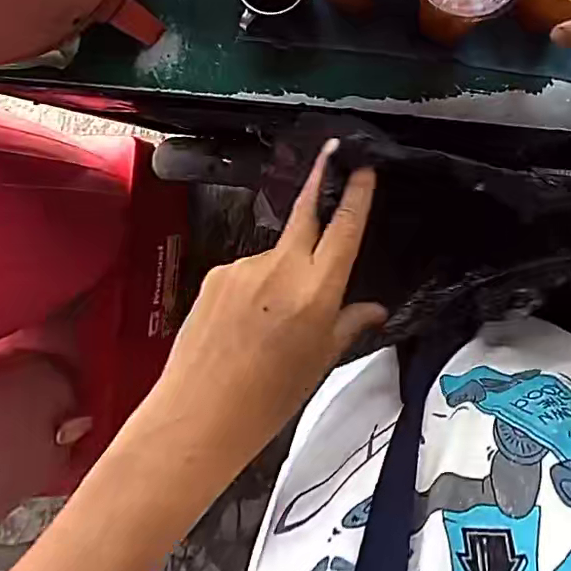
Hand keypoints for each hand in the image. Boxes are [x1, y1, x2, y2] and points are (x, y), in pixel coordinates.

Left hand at [146, 140, 386, 464]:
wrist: (195, 418)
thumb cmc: (269, 398)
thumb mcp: (322, 360)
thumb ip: (350, 323)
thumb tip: (375, 309)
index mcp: (316, 288)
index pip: (344, 227)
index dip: (356, 193)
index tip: (363, 167)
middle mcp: (282, 267)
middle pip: (307, 211)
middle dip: (321, 177)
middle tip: (332, 152)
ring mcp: (244, 266)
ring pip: (278, 251)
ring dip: (284, 267)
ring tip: (273, 316)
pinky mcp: (216, 273)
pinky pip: (248, 269)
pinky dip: (256, 284)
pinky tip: (246, 318)